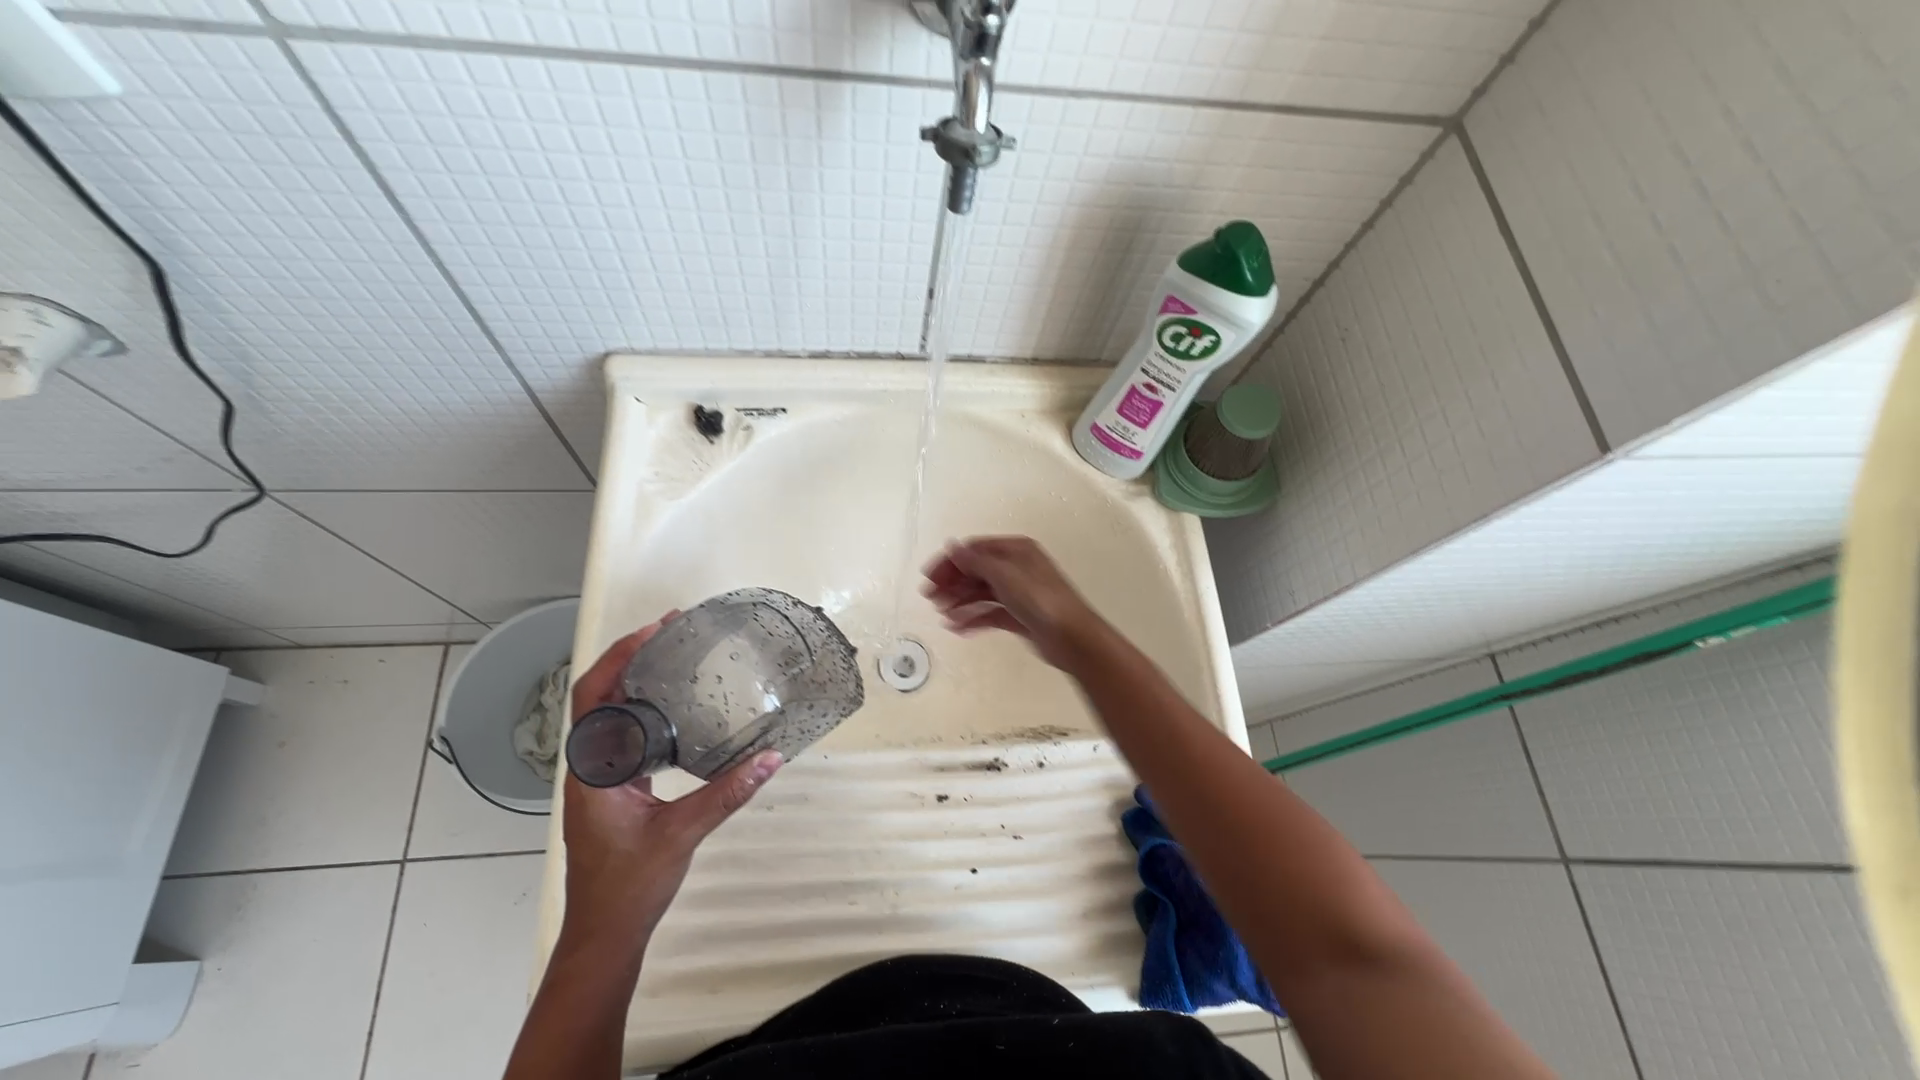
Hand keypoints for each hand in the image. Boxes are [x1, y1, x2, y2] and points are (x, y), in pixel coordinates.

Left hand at [559, 613, 782, 957]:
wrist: (604, 935)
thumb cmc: (629, 887)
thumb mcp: (681, 835)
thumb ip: (726, 794)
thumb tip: (771, 759)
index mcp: (594, 770)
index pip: (594, 696)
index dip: (619, 657)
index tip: (656, 631)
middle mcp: (590, 767)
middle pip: (600, 697)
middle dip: (631, 659)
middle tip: (673, 633)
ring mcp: (600, 780)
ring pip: (611, 717)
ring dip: (637, 684)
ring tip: (677, 661)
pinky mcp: (615, 792)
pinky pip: (626, 739)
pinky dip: (648, 714)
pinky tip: (679, 713)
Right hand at [921, 535, 1104, 669]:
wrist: (1071, 637)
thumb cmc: (1038, 599)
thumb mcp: (1004, 575)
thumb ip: (975, 561)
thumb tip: (951, 545)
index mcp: (1015, 550)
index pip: (974, 550)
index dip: (950, 562)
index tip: (929, 578)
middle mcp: (1016, 568)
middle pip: (976, 572)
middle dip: (952, 584)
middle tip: (930, 600)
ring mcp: (1017, 593)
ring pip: (981, 594)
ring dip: (960, 602)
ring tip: (943, 616)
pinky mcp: (1018, 616)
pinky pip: (989, 613)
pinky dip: (973, 618)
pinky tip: (957, 628)